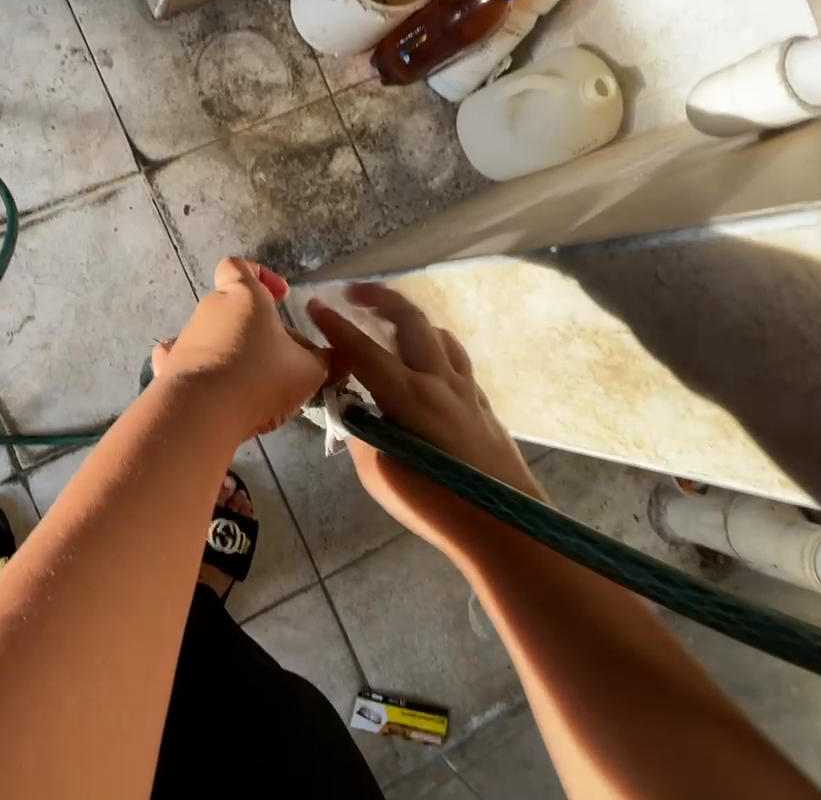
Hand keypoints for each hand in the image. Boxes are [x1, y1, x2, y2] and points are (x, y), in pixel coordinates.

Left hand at [151, 258, 331, 437]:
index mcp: (243, 297)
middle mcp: (209, 309)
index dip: (261, 276)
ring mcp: (185, 337)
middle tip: (281, 359)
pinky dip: (202, 371)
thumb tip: (337, 358)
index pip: (240, 266)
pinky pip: (186, 361)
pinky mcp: (169, 366)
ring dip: (233, 353)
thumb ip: (325, 362)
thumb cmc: (259, 378)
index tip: (280, 297)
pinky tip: (215, 391)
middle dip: (257, 330)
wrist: (200, 413)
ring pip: (214, 337)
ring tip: (254, 386)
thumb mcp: (308, 372)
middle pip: (234, 308)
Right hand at [307, 284, 544, 551]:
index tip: (314, 304)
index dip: (334, 325)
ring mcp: (466, 389)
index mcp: (407, 394)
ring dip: (410, 319)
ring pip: (439, 334)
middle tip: (353, 294)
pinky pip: (457, 359)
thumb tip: (353, 408)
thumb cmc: (433, 504)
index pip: (362, 348)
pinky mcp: (483, 404)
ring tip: (389, 322)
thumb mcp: (377, 472)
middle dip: (379, 298)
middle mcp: (438, 380)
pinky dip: (434, 346)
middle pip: (409, 320)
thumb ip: (359, 431)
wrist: (506, 527)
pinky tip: (427, 361)